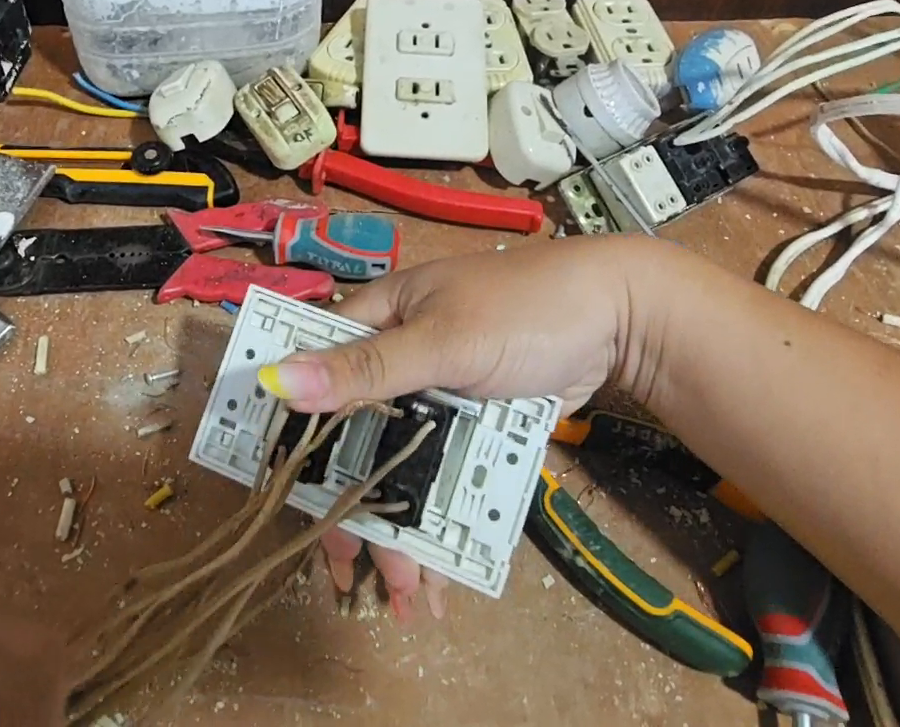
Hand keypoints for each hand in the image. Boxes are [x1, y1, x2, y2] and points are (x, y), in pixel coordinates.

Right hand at [256, 236, 669, 620]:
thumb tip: (276, 381)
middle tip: (347, 563)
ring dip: (396, 517)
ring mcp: (437, 390)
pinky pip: (441, 468)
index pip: (316, 368)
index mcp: (380, 316)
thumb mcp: (443, 339)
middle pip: (356, 429)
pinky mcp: (472, 419)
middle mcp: (399, 354)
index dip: (295, 426)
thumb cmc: (522, 310)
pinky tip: (438, 565)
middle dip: (351, 494)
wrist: (623, 320)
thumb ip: (366, 368)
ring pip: (399, 458)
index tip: (286, 489)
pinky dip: (436, 511)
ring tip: (405, 589)